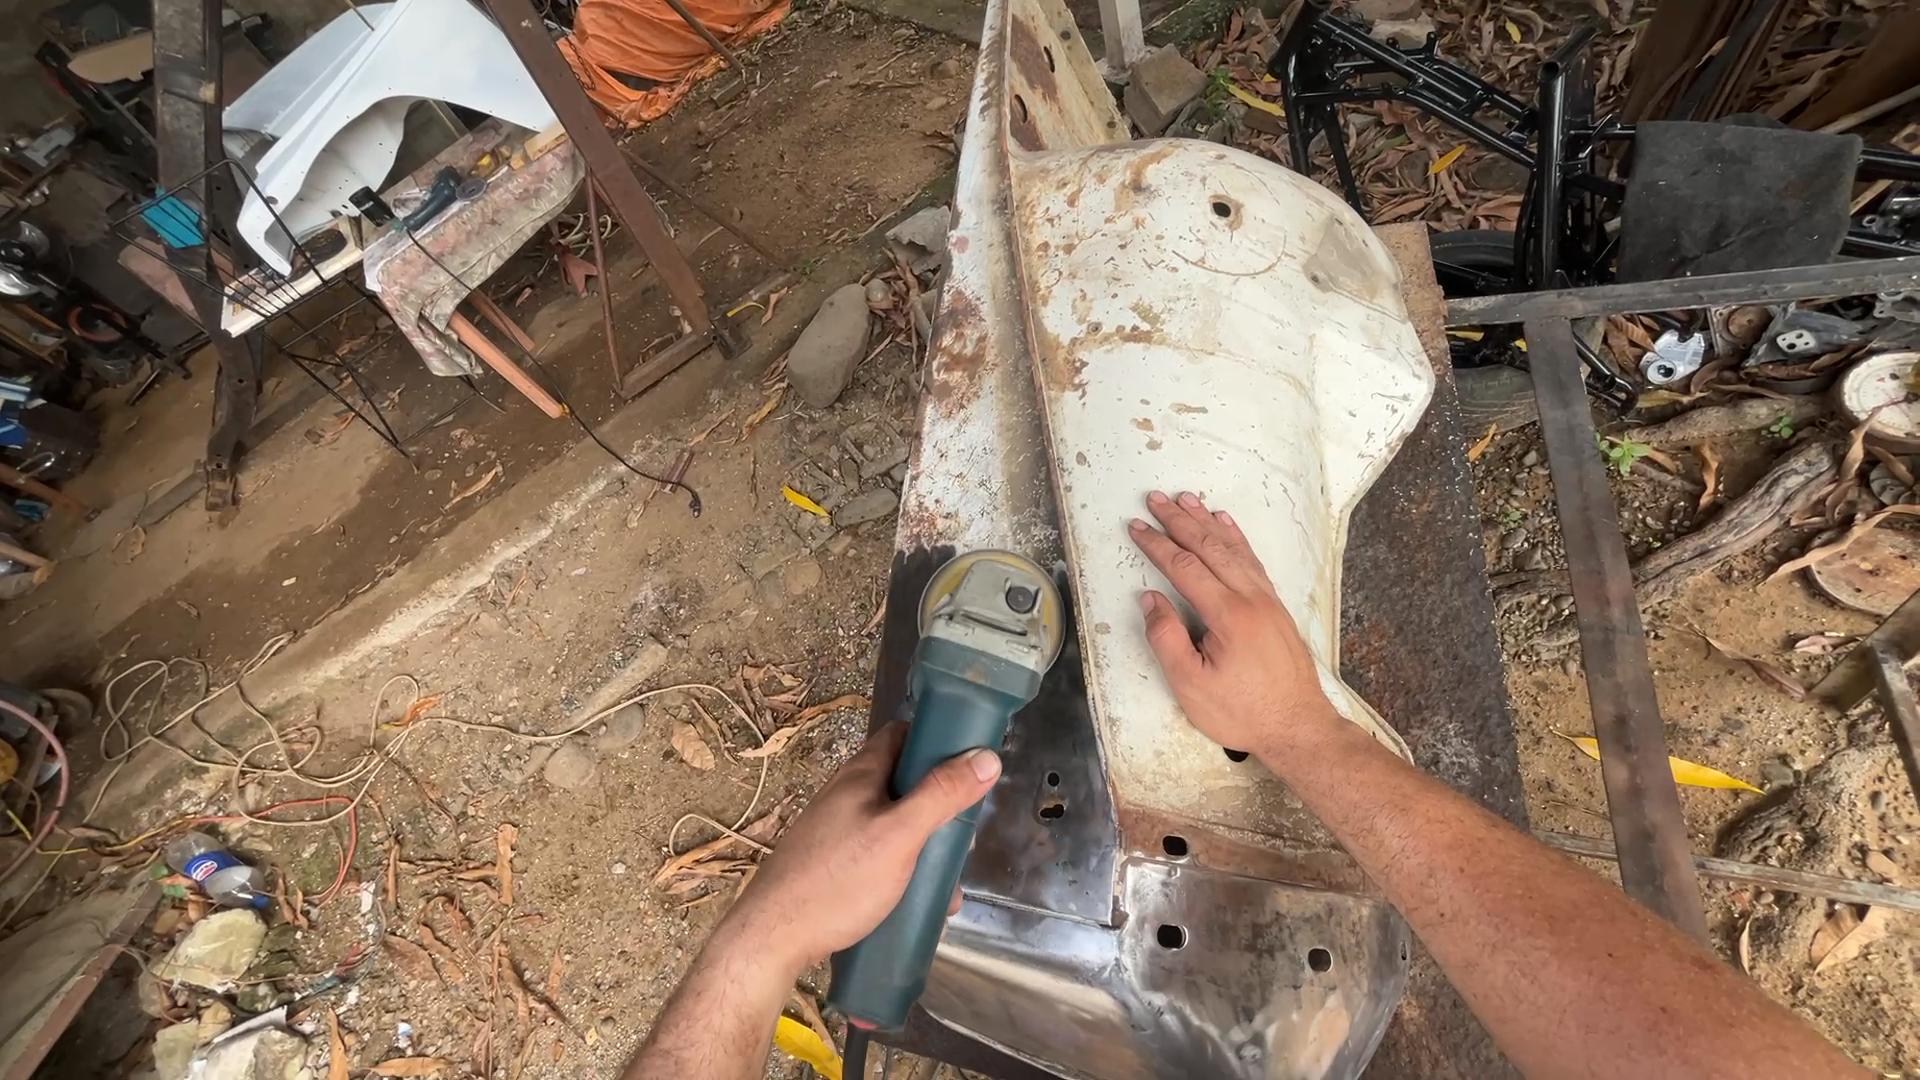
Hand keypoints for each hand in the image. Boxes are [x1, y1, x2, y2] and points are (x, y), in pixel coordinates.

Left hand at [721, 722, 999, 973]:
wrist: (771, 940)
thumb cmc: (838, 880)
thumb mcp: (900, 835)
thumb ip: (942, 795)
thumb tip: (987, 756)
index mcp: (862, 773)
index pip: (902, 733)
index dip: (935, 737)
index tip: (969, 759)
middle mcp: (848, 793)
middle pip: (903, 780)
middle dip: (939, 803)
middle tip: (963, 834)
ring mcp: (837, 828)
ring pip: (894, 822)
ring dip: (924, 843)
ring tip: (947, 883)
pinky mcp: (833, 862)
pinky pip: (879, 851)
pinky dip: (903, 867)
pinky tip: (915, 901)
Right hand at [1128, 490, 1344, 757]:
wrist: (1299, 729)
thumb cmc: (1242, 712)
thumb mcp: (1190, 685)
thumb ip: (1166, 638)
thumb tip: (1150, 599)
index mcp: (1228, 614)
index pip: (1185, 567)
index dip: (1157, 545)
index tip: (1137, 527)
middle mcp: (1251, 598)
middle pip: (1210, 547)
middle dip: (1179, 520)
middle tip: (1156, 498)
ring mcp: (1267, 600)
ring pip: (1233, 548)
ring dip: (1207, 521)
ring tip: (1187, 498)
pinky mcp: (1275, 608)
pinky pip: (1252, 561)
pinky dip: (1236, 538)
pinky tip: (1227, 524)